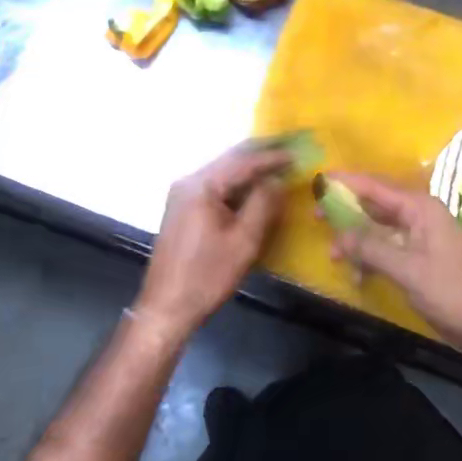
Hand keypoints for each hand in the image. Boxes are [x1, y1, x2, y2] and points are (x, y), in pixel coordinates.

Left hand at [134, 146, 288, 340]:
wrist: (165, 308)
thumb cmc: (207, 276)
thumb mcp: (243, 241)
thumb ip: (262, 204)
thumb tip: (277, 180)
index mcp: (201, 185)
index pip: (242, 161)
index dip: (271, 157)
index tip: (296, 153)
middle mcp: (188, 181)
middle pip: (229, 159)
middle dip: (259, 155)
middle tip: (287, 151)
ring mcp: (182, 194)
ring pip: (221, 171)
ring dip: (247, 168)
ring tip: (275, 166)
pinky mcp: (182, 208)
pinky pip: (213, 185)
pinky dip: (235, 183)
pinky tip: (251, 188)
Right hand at [327, 172, 461, 354]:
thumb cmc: (451, 293)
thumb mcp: (406, 270)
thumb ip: (370, 248)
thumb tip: (337, 235)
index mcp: (420, 208)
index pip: (375, 186)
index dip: (346, 183)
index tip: (318, 180)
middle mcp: (421, 214)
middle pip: (377, 203)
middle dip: (348, 210)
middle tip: (318, 216)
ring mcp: (424, 236)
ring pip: (382, 227)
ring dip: (358, 238)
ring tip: (333, 252)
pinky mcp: (424, 256)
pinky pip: (391, 245)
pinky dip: (373, 255)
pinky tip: (359, 273)